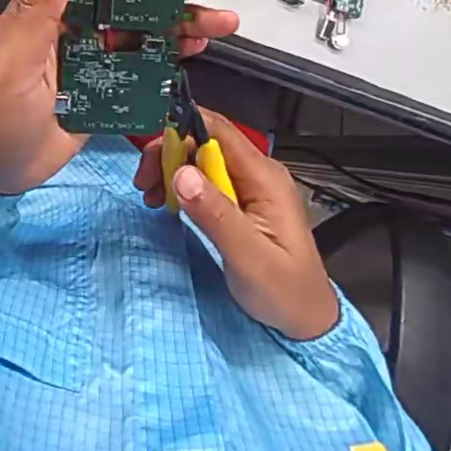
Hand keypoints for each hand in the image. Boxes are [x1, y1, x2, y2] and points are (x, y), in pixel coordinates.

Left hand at [0, 0, 246, 194]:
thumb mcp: (10, 63)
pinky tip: (198, 41)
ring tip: (222, 8)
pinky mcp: (103, 81)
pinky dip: (170, 48)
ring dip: (180, 12)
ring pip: (140, 20)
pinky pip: (142, 58)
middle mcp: (66, 22)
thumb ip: (35, 11)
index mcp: (37, 8)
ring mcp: (87, 52)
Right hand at [133, 108, 337, 339]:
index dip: (179, 131)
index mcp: (263, 177)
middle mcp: (256, 172)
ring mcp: (247, 185)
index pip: (217, 130)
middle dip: (166, 153)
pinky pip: (201, 177)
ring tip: (151, 197)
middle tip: (144, 184)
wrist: (306, 320)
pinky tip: (166, 203)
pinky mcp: (237, 200)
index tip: (150, 159)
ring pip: (197, 157)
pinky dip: (177, 184)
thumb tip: (182, 175)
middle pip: (202, 140)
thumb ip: (216, 215)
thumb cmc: (284, 292)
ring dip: (168, 169)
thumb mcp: (248, 258)